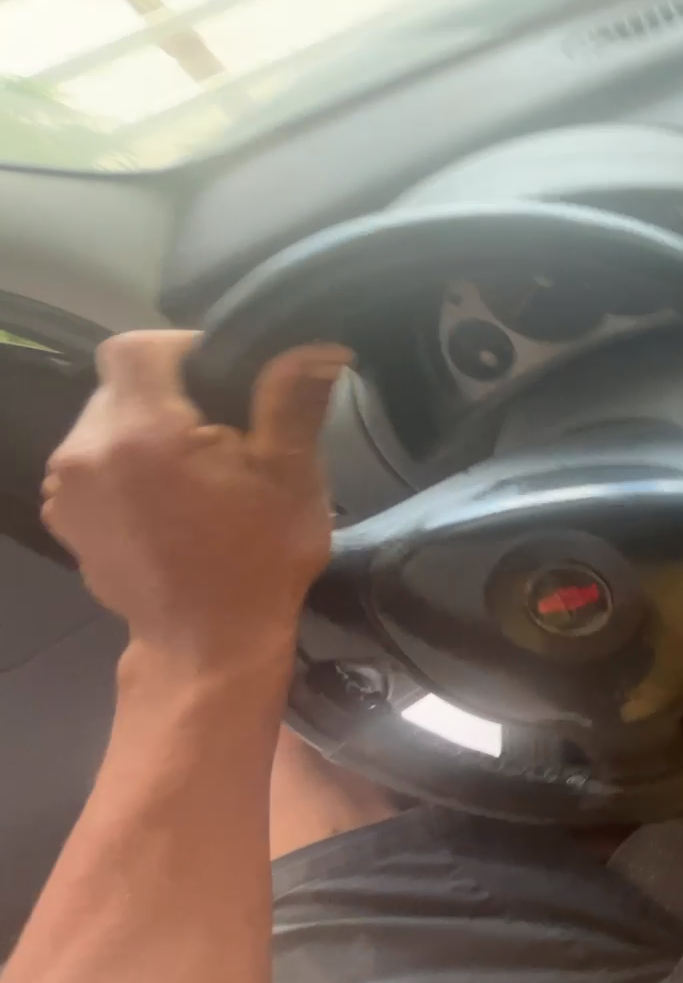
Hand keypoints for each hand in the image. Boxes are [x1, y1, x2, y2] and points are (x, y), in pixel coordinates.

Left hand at [41, 332, 350, 680]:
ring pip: (110, 425)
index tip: (235, 375)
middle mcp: (84, 449)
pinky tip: (181, 501)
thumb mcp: (294, 474)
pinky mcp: (66, 514)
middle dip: (180, 396)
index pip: (138, 348)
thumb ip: (293, 403)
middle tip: (240, 434)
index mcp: (142, 432)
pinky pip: (98, 464)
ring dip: (158, 432)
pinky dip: (137, 465)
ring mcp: (66, 485)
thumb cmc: (262, 552)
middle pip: (125, 387)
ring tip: (212, 472)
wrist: (209, 635)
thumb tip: (317, 348)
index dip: (187, 347)